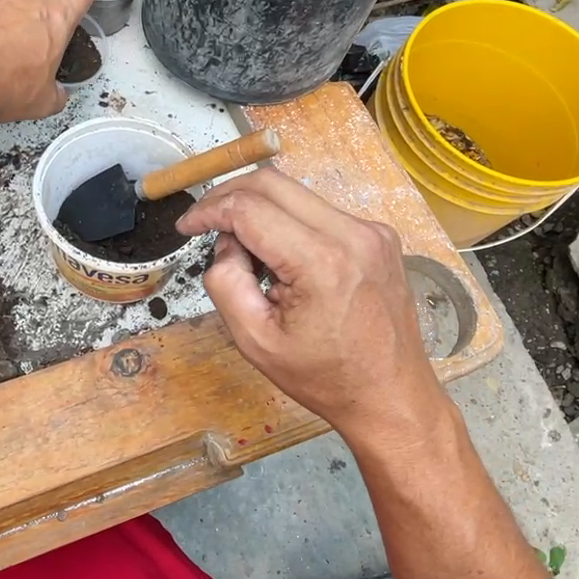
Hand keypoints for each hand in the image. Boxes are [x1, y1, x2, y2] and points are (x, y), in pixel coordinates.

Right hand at [176, 169, 447, 439]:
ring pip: (295, 192)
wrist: (392, 396)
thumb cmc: (325, 378)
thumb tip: (225, 244)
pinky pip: (318, 209)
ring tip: (243, 250)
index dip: (208, 210)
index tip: (186, 226)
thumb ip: (226, 284)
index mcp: (322, 262)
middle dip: (227, 195)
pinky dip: (286, 220)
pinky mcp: (377, 235)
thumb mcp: (255, 341)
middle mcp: (352, 234)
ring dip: (257, 208)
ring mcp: (371, 231)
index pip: (249, 208)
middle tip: (203, 222)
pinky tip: (279, 257)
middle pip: (272, 182)